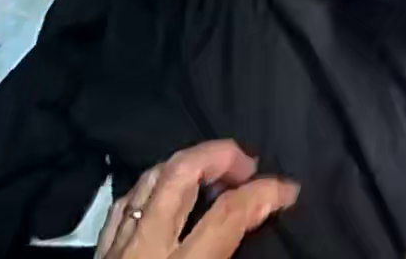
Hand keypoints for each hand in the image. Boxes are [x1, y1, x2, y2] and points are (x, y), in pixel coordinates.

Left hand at [96, 140, 298, 258]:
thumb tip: (254, 245)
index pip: (228, 215)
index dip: (265, 194)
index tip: (289, 190)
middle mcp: (145, 250)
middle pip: (182, 174)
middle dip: (220, 156)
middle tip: (248, 167)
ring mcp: (116, 250)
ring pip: (151, 178)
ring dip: (188, 163)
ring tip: (213, 172)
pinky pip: (126, 203)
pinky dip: (153, 187)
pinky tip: (167, 195)